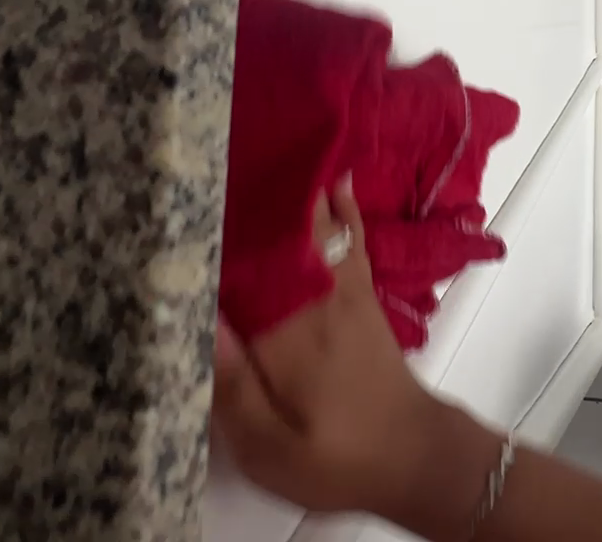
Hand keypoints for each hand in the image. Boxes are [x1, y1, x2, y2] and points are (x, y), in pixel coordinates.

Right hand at [211, 179, 494, 529]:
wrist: (410, 451)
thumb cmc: (336, 456)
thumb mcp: (269, 445)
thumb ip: (232, 384)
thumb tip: (200, 320)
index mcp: (290, 332)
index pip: (246, 269)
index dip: (219, 228)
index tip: (191, 186)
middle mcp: (322, 297)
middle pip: (285, 236)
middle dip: (259, 193)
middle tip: (225, 145)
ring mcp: (348, 291)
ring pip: (320, 228)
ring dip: (298, 190)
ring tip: (272, 145)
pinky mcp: (363, 295)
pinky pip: (350, 238)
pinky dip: (341, 207)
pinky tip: (336, 178)